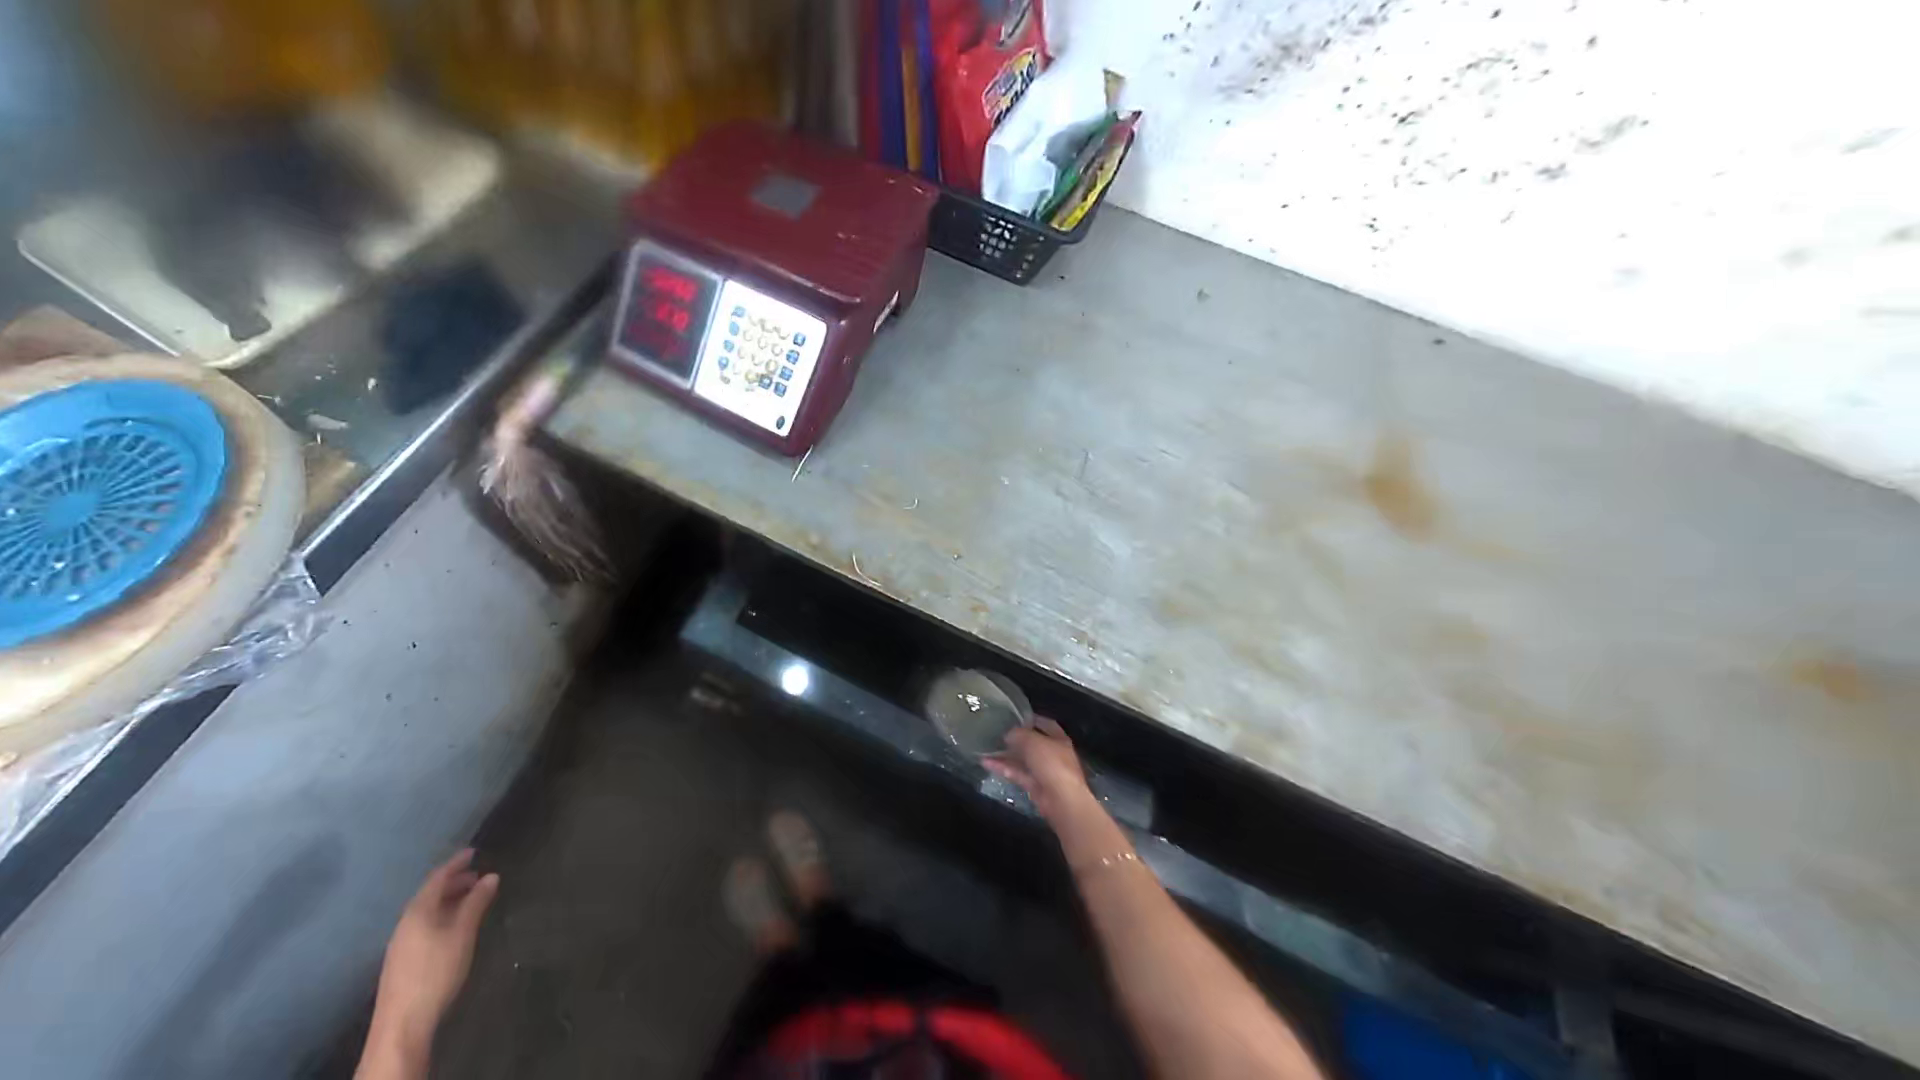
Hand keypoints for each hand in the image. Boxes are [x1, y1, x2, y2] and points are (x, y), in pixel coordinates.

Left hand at [368, 849, 498, 1055]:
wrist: (403, 1022)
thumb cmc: (436, 970)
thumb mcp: (463, 933)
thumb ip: (476, 903)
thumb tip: (491, 876)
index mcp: (418, 912)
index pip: (437, 878)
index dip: (456, 863)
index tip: (474, 851)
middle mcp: (406, 922)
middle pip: (430, 894)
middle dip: (454, 882)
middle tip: (479, 876)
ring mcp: (401, 942)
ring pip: (427, 911)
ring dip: (449, 900)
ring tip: (472, 898)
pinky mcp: (403, 958)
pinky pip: (424, 924)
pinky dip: (443, 915)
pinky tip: (455, 925)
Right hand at [986, 716, 1096, 823]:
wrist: (1061, 800)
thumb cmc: (1052, 764)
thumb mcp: (1033, 741)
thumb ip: (1019, 734)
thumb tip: (1008, 734)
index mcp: (1059, 739)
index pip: (1046, 724)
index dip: (1031, 719)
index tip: (1015, 716)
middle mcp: (1053, 754)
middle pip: (1032, 743)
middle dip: (1016, 739)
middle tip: (997, 732)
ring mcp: (1044, 772)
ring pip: (1022, 760)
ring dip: (1006, 754)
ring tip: (987, 748)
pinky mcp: (1034, 787)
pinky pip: (1017, 774)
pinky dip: (1003, 769)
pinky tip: (987, 763)